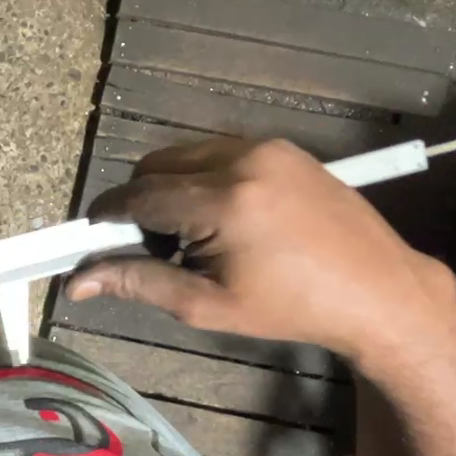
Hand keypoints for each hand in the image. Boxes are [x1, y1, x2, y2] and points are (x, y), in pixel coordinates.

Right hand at [66, 138, 455, 369]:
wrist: (378, 290)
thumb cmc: (288, 308)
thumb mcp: (204, 304)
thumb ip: (137, 282)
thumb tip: (76, 284)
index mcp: (225, 202)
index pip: (138, 196)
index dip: (107, 216)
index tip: (92, 236)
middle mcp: (243, 160)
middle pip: (154, 166)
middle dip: (138, 201)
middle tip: (153, 245)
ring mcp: (268, 148)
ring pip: (183, 155)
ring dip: (167, 187)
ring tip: (189, 233)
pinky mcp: (284, 148)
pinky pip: (216, 153)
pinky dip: (198, 178)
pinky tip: (219, 217)